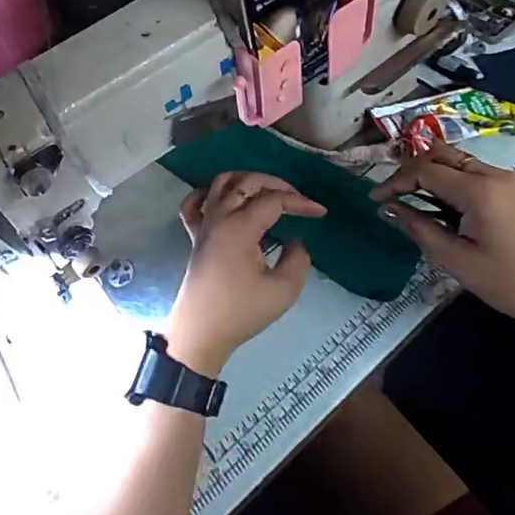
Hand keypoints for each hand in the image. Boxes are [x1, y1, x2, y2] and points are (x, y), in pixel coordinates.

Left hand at [166, 172, 325, 375]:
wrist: (200, 334)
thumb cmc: (241, 312)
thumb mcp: (283, 290)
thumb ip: (298, 259)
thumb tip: (295, 242)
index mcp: (240, 227)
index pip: (274, 199)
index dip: (300, 202)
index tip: (319, 213)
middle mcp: (219, 217)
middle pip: (248, 181)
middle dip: (277, 184)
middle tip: (298, 200)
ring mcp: (204, 225)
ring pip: (221, 183)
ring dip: (247, 180)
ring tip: (268, 192)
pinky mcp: (195, 237)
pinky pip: (195, 204)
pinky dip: (209, 194)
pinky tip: (224, 199)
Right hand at [370, 143, 514, 390]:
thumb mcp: (460, 263)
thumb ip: (422, 230)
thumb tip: (392, 209)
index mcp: (478, 190)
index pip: (424, 170)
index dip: (395, 181)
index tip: (376, 199)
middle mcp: (499, 175)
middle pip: (446, 156)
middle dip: (416, 169)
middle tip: (396, 193)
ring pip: (469, 166)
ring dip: (442, 178)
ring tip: (427, 207)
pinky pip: (490, 178)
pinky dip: (466, 186)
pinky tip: (465, 215)